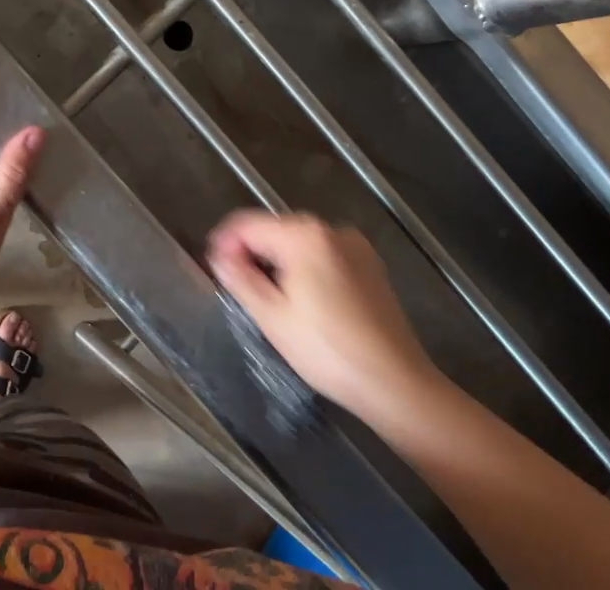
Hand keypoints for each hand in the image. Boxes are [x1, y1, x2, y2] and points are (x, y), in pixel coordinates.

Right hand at [207, 211, 443, 421]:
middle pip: (276, 230)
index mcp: (305, 236)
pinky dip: (305, 268)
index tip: (213, 268)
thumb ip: (239, 277)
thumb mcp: (271, 316)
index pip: (248, 224)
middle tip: (236, 286)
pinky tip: (301, 300)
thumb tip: (220, 256)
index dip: (224, 242)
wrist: (395, 384)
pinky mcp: (370, 267)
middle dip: (251, 252)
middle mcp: (332, 231)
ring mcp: (356, 248)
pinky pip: (324, 256)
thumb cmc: (327, 350)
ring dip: (277, 261)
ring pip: (300, 244)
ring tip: (266, 297)